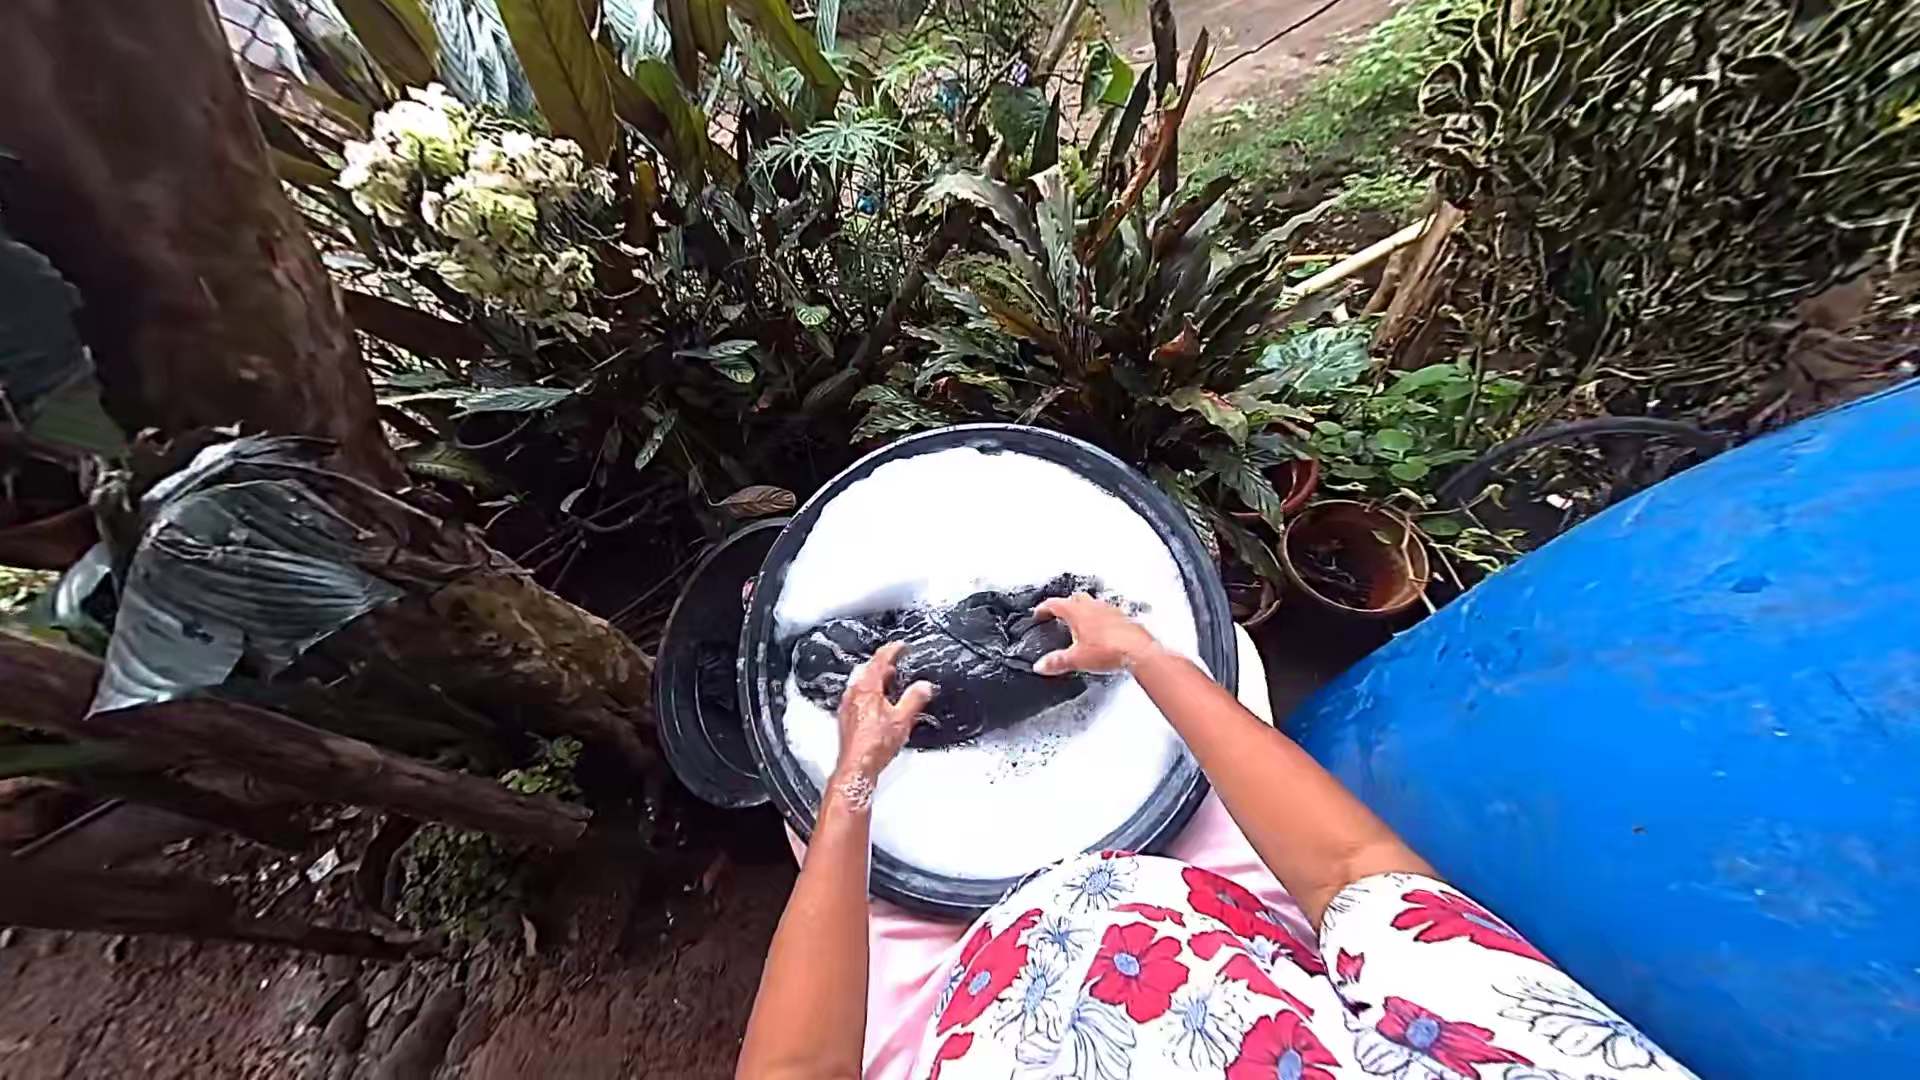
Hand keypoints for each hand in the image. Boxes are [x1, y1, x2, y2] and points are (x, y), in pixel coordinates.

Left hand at [833, 642, 934, 785]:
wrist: (856, 768)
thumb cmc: (874, 745)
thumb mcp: (903, 719)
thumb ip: (915, 699)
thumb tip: (924, 686)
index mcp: (867, 688)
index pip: (880, 659)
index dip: (893, 650)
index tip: (901, 646)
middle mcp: (854, 693)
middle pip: (868, 669)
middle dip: (885, 664)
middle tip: (898, 665)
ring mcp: (848, 705)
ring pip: (862, 682)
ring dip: (877, 679)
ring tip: (891, 684)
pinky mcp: (847, 716)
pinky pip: (859, 695)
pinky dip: (871, 692)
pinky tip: (880, 705)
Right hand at [1031, 593, 1160, 674]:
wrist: (1139, 651)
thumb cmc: (1109, 649)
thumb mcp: (1076, 659)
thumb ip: (1057, 662)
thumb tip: (1041, 665)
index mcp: (1077, 611)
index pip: (1055, 603)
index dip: (1044, 608)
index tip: (1039, 612)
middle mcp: (1094, 606)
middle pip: (1075, 598)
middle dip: (1066, 604)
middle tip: (1061, 614)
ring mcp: (1111, 610)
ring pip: (1094, 604)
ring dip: (1086, 610)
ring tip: (1083, 623)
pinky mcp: (1125, 618)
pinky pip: (1110, 614)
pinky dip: (1103, 620)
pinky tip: (1104, 632)